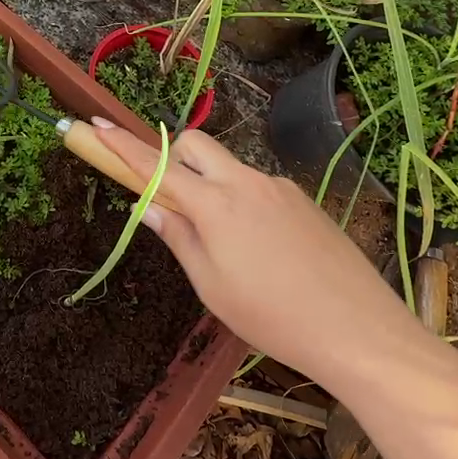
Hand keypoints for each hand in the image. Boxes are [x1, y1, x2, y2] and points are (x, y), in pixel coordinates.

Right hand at [91, 119, 418, 381]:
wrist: (361, 332)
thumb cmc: (273, 317)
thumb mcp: (211, 286)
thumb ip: (178, 238)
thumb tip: (149, 207)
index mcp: (215, 204)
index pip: (155, 165)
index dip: (122, 146)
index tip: (96, 125)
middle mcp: (245, 182)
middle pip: (195, 144)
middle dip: (174, 157)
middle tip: (177, 200)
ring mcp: (279, 187)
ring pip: (230, 167)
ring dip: (213, 186)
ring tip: (233, 248)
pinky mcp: (305, 201)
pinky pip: (260, 187)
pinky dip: (246, 203)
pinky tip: (268, 253)